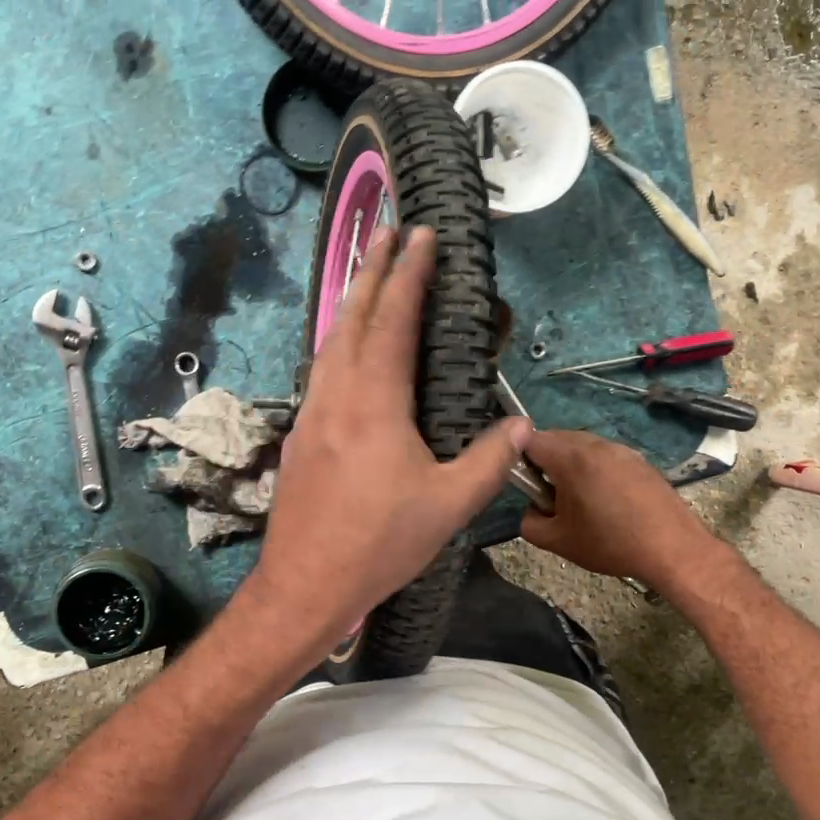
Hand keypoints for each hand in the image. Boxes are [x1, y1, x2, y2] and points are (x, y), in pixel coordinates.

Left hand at [252, 225, 529, 642]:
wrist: (305, 584)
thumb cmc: (380, 544)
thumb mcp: (448, 505)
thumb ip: (488, 460)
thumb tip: (521, 426)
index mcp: (373, 402)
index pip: (393, 320)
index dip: (409, 274)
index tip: (422, 236)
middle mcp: (335, 396)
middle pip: (350, 318)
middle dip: (372, 272)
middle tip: (388, 235)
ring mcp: (309, 416)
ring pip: (328, 344)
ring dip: (350, 306)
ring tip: (368, 281)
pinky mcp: (298, 439)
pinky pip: (320, 374)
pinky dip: (337, 345)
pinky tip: (347, 356)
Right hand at [521, 429, 717, 580]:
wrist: (671, 549)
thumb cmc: (609, 543)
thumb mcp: (557, 541)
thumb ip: (529, 523)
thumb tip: (531, 511)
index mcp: (571, 458)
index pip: (530, 439)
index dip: (518, 457)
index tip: (524, 483)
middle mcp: (596, 445)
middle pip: (556, 438)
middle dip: (545, 461)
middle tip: (549, 495)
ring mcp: (621, 450)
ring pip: (582, 446)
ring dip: (570, 465)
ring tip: (578, 500)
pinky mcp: (639, 460)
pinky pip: (605, 456)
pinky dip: (595, 470)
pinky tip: (605, 501)